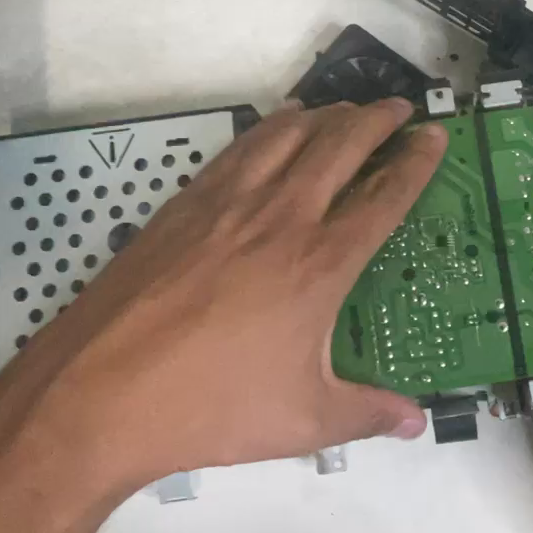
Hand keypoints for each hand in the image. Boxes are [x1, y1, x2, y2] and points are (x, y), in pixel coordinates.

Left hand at [0, 99, 446, 492]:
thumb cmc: (210, 408)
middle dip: (377, 119)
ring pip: (287, 134)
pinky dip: (272, 128)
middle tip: (400, 109)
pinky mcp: (183, 205)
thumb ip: (368, 414)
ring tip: (345, 111)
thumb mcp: (303, 421)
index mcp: (319, 265)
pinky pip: (240, 148)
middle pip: (339, 145)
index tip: (435, 137)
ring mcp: (226, 204)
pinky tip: (276, 132)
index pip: (383, 197)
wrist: (97, 393)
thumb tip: (415, 423)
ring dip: (325, 114)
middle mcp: (279, 217)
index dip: (415, 163)